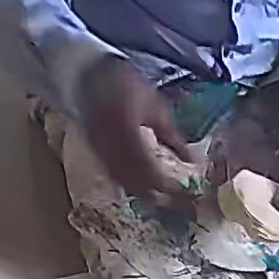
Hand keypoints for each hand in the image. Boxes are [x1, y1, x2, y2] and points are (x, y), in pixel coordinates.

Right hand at [80, 57, 195, 203]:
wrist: (87, 74)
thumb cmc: (126, 85)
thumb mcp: (156, 106)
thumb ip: (172, 137)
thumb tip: (192, 161)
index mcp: (129, 133)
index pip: (152, 171)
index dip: (171, 186)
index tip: (190, 192)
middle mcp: (112, 149)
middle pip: (139, 185)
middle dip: (162, 198)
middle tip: (182, 204)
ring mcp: (102, 154)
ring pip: (127, 185)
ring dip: (148, 196)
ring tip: (168, 201)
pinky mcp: (97, 155)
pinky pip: (116, 179)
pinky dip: (134, 188)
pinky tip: (147, 191)